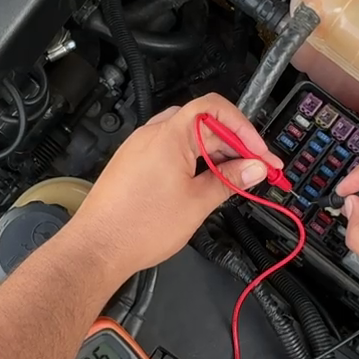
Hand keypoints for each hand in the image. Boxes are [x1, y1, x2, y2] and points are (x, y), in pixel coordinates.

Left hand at [62, 94, 275, 277]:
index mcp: (170, 135)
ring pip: (187, 137)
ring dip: (213, 152)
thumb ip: (230, 180)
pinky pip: (170, 150)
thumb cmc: (138, 227)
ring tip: (231, 178)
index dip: (244, 128)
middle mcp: (152, 134)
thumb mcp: (197, 203)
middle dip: (233, 143)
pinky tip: (203, 182)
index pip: (215, 109)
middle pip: (204, 123)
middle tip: (254, 168)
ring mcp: (140, 147)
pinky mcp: (133, 163)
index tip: (259, 153)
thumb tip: (255, 168)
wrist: (98, 248)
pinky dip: (192, 160)